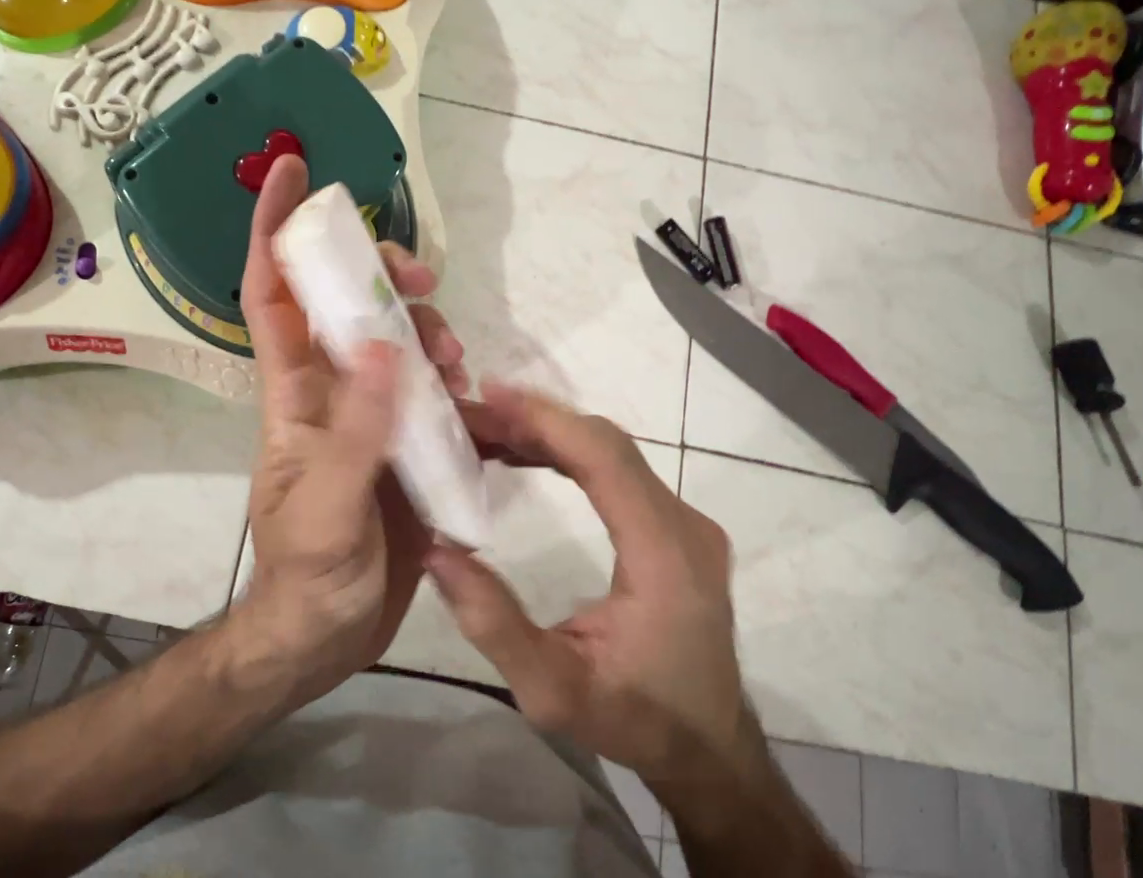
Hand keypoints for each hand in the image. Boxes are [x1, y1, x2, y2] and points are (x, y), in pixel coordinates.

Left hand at [235, 155, 468, 699]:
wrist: (323, 639)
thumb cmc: (308, 575)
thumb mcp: (330, 506)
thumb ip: (358, 430)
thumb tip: (387, 347)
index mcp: (293, 396)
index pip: (274, 295)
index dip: (275, 229)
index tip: (290, 169)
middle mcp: (329, 394)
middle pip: (349, 306)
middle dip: (383, 276)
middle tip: (428, 281)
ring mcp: (368, 419)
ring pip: (396, 344)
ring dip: (428, 334)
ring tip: (457, 365)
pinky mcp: (401, 448)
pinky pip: (429, 395)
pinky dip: (453, 386)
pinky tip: (475, 404)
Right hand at [425, 384, 748, 783]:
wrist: (707, 747)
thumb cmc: (634, 720)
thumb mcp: (552, 691)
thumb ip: (495, 624)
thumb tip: (436, 552)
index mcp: (663, 557)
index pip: (605, 460)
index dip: (547, 420)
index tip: (490, 395)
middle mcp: (683, 526)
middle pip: (608, 446)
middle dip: (536, 421)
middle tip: (469, 416)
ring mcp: (686, 526)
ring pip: (614, 455)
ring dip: (550, 437)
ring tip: (486, 432)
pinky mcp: (677, 532)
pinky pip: (621, 474)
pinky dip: (570, 457)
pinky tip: (527, 458)